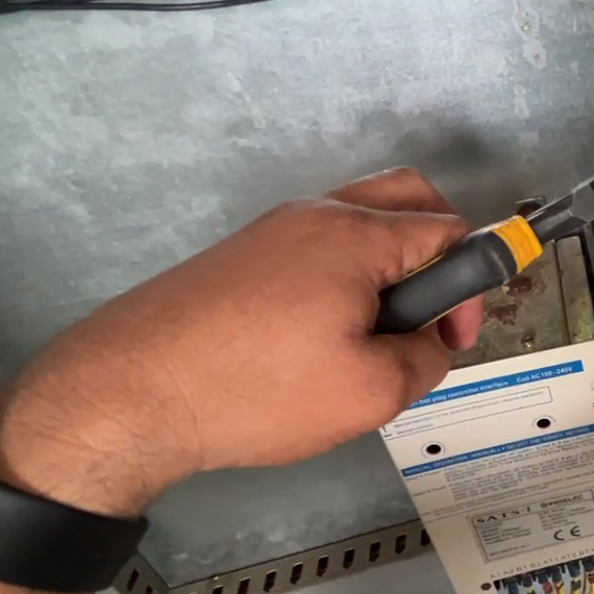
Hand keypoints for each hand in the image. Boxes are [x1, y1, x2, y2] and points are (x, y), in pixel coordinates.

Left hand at [0, 169, 483, 516]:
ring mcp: (273, 229)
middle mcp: (317, 215)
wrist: (121, 398)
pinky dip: (349, 271)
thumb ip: (429, 357)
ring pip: (362, 218)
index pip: (450, 230)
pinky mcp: (241, 254)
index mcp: (356, 236)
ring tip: (379, 327)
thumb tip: (429, 340)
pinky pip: (320, 243)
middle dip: (441, 246)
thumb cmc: (260, 391)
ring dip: (393, 259)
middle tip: (431, 308)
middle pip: (409, 195)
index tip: (452, 338)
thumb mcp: (373, 392)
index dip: (471, 286)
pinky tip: (328, 330)